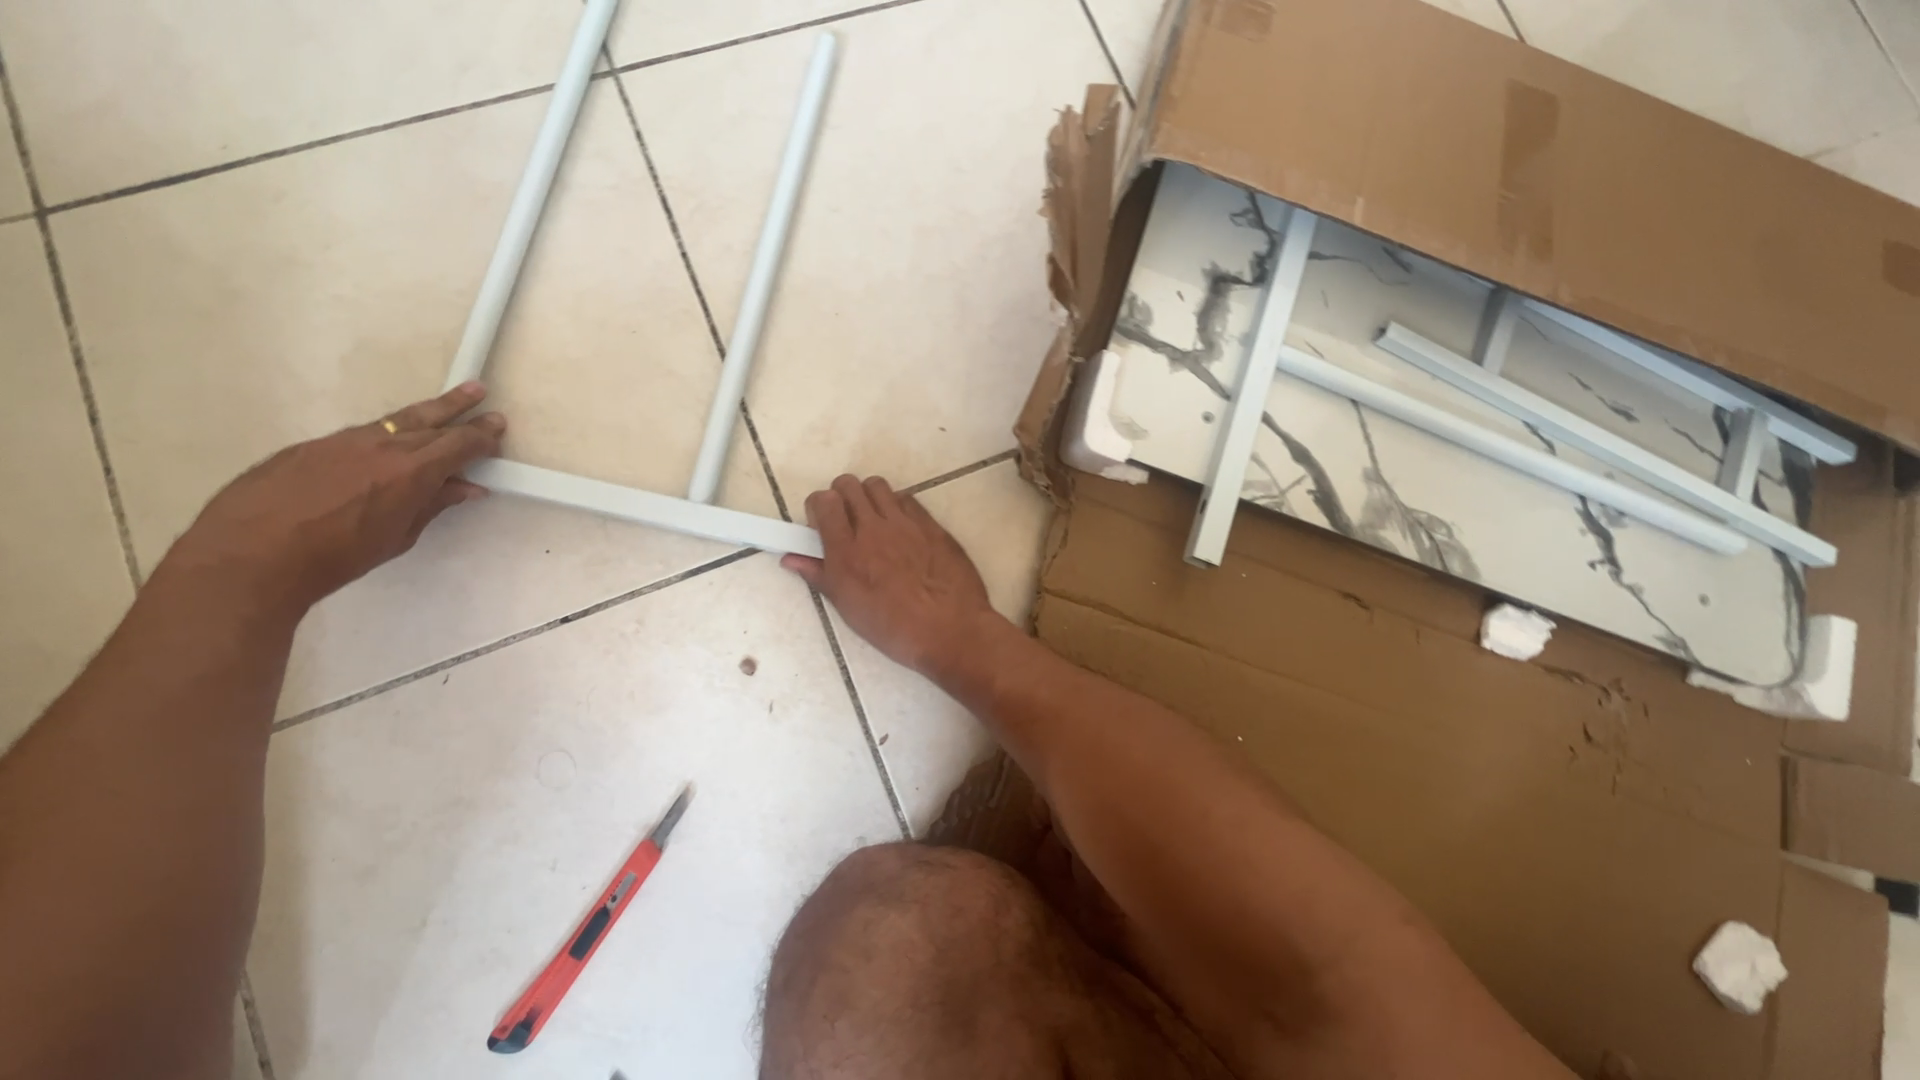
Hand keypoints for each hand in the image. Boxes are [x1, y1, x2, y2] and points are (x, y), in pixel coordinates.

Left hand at [163, 382, 506, 614]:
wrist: (251, 555)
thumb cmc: (336, 557)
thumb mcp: (398, 536)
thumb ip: (432, 505)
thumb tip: (464, 488)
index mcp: (411, 471)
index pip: (458, 445)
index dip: (481, 436)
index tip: (496, 428)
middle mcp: (381, 445)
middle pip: (428, 420)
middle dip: (458, 408)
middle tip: (480, 391)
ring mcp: (342, 440)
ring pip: (393, 421)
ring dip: (422, 414)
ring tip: (441, 406)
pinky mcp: (311, 446)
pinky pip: (359, 434)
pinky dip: (383, 434)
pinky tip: (386, 443)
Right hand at [781, 475, 1006, 680]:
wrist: (951, 631)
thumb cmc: (895, 628)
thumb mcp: (849, 608)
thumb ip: (819, 576)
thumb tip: (791, 559)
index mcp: (847, 552)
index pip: (823, 502)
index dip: (818, 507)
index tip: (821, 524)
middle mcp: (873, 529)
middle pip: (848, 485)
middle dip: (841, 496)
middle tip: (845, 520)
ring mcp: (905, 523)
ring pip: (877, 486)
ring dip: (869, 496)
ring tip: (873, 521)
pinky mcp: (931, 524)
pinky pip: (907, 499)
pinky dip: (897, 506)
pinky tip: (901, 529)